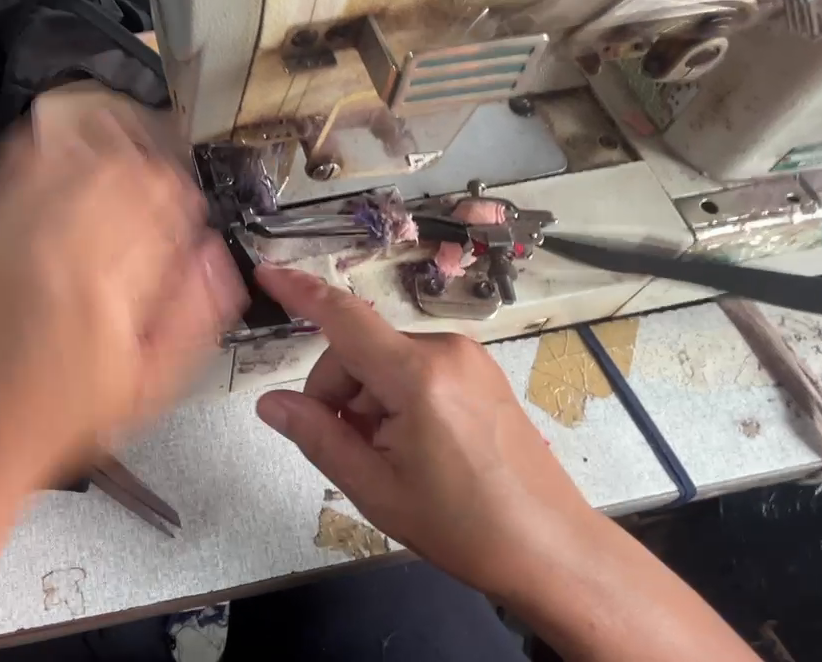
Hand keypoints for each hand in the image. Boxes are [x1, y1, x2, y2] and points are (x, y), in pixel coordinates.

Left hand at [0, 91, 246, 490]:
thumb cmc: (64, 415)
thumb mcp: (152, 383)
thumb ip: (196, 313)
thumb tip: (215, 254)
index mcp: (103, 282)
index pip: (158, 197)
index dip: (182, 195)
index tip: (187, 211)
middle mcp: (55, 245)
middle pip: (118, 162)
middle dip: (151, 165)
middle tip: (161, 187)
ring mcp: (15, 233)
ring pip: (73, 151)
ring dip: (110, 146)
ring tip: (125, 161)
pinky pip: (18, 163)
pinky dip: (50, 146)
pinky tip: (69, 149)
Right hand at [251, 265, 605, 602]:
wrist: (555, 551)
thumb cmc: (465, 526)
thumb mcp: (376, 488)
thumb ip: (317, 436)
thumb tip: (271, 404)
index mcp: (417, 374)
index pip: (343, 317)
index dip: (299, 291)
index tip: (265, 271)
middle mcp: (444, 350)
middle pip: (359, 350)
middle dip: (339, 395)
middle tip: (352, 452)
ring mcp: (467, 358)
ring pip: (385, 362)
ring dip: (369, 401)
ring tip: (391, 458)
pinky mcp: (480, 371)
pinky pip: (415, 368)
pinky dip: (397, 397)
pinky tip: (414, 445)